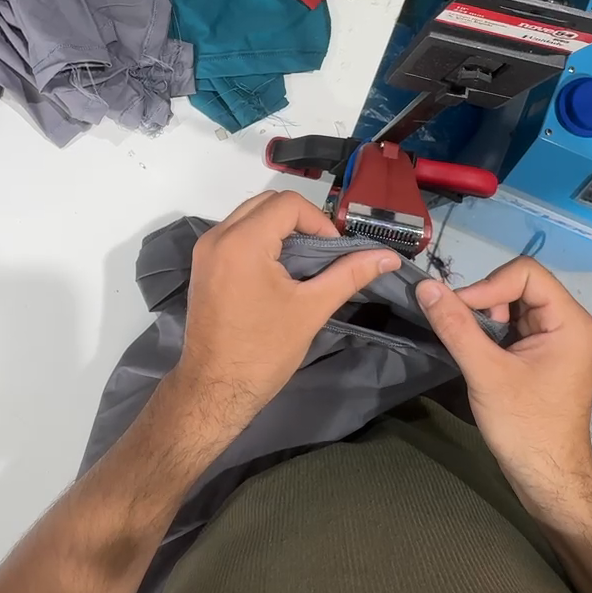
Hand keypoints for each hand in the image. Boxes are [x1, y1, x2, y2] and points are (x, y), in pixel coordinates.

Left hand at [170, 190, 400, 431]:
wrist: (214, 389)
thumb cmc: (263, 351)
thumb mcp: (311, 308)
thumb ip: (350, 274)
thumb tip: (388, 256)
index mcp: (242, 242)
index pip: (288, 204)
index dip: (319, 221)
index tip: (334, 252)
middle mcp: (218, 236)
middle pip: (267, 203)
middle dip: (301, 221)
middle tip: (323, 253)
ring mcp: (206, 249)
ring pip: (250, 215)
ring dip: (280, 229)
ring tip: (304, 262)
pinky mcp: (203, 264)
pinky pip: (236, 233)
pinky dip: (261, 239)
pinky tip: (280, 270)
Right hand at [416, 258, 591, 514]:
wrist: (548, 481)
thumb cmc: (526, 427)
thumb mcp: (486, 373)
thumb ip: (455, 326)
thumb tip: (425, 286)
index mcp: (569, 321)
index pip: (526, 273)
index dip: (489, 284)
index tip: (460, 309)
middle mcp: (568, 323)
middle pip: (519, 285)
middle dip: (485, 301)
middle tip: (461, 328)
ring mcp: (555, 340)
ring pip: (512, 304)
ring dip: (485, 317)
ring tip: (469, 343)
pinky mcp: (541, 356)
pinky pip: (512, 325)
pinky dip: (490, 331)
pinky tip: (476, 352)